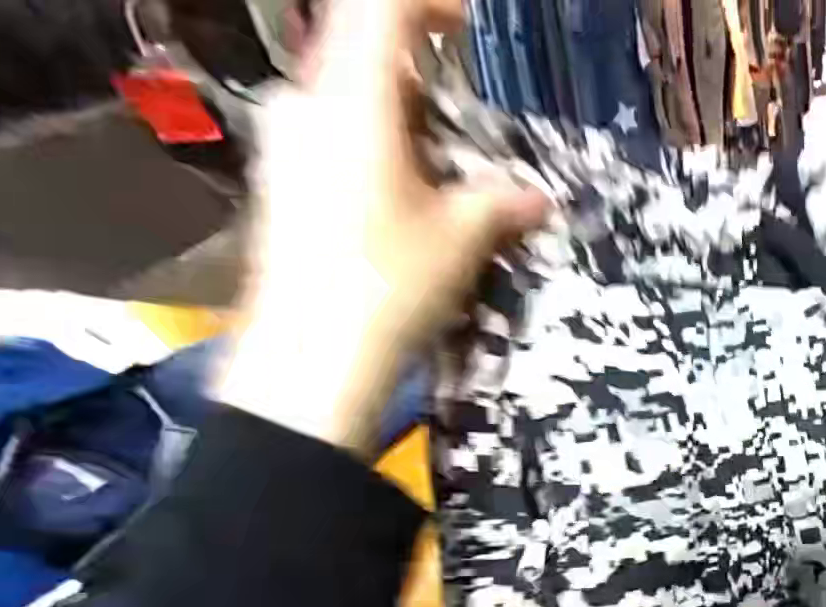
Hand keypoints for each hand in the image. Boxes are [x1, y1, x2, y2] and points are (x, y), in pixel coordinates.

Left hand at [215, 0, 550, 451]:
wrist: (312, 353)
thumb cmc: (388, 282)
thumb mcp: (461, 240)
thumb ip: (501, 203)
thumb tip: (539, 196)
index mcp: (352, 103)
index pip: (379, 9)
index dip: (428, 3)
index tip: (470, 23)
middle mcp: (308, 105)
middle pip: (360, 51)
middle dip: (422, 70)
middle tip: (474, 112)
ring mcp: (289, 143)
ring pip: (350, 100)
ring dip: (405, 117)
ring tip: (453, 165)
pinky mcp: (287, 182)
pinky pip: (337, 137)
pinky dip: (383, 147)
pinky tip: (414, 197)